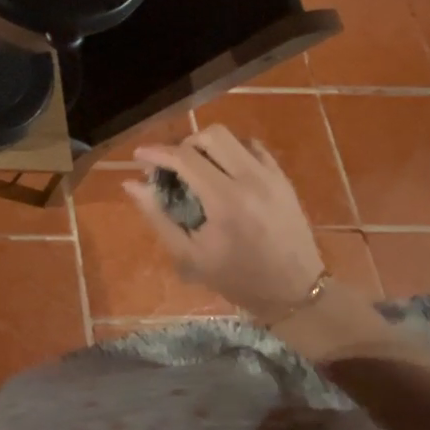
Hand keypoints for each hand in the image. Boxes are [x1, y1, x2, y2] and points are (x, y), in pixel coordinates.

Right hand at [121, 124, 325, 322]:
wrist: (297, 293)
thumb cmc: (239, 279)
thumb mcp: (190, 255)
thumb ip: (158, 216)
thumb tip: (131, 184)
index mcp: (225, 201)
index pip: (185, 158)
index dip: (156, 152)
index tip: (139, 157)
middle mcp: (251, 180)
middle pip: (210, 136)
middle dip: (184, 144)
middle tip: (173, 166)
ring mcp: (272, 177)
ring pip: (233, 137)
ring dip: (208, 146)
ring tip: (198, 167)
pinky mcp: (284, 180)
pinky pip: (254, 148)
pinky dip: (233, 151)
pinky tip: (224, 171)